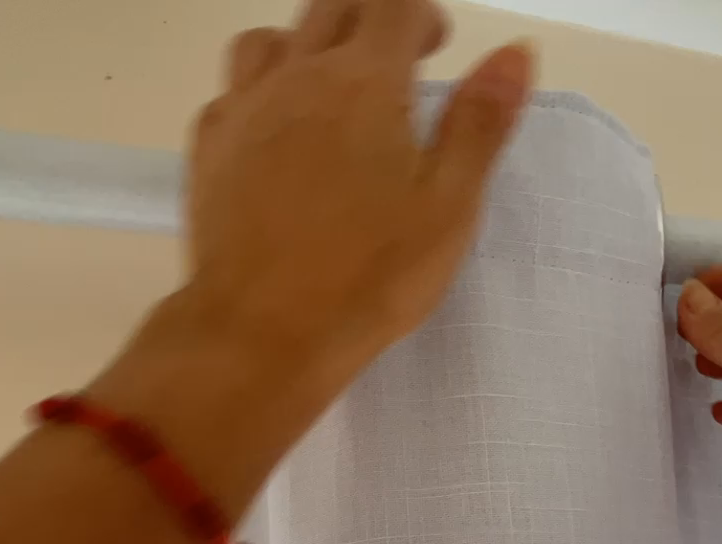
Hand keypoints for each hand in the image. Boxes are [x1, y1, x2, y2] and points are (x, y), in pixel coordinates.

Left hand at [183, 0, 534, 395]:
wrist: (265, 333)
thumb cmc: (369, 279)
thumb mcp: (448, 210)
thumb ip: (480, 125)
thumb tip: (514, 53)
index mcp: (365, 83)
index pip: (395, 6)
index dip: (421, 14)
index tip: (434, 44)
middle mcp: (298, 78)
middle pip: (331, 8)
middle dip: (370, 18)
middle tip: (393, 60)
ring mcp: (244, 112)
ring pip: (268, 41)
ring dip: (304, 47)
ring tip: (325, 89)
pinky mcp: (208, 153)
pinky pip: (229, 94)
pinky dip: (257, 95)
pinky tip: (271, 133)